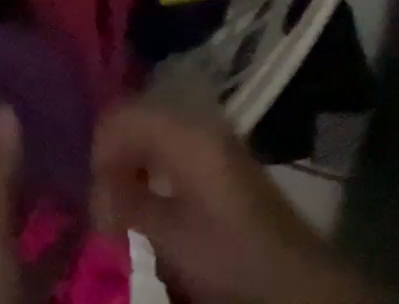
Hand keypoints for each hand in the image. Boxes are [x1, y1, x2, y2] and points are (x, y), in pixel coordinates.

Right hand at [92, 102, 380, 303]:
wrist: (299, 280)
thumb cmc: (234, 258)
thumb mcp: (172, 240)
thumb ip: (127, 207)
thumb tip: (99, 191)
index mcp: (186, 134)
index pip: (119, 118)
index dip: (100, 158)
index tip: (102, 204)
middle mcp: (200, 122)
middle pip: (135, 120)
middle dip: (114, 161)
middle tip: (110, 210)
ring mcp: (214, 137)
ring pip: (152, 133)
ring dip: (132, 166)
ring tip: (128, 211)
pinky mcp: (222, 157)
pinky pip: (171, 146)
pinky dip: (153, 169)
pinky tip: (154, 204)